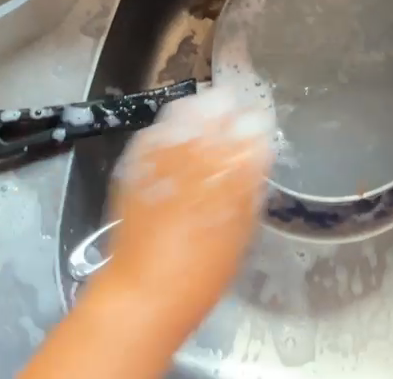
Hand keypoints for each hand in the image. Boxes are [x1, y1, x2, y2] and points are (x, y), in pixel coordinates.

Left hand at [99, 86, 274, 325]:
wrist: (144, 292)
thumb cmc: (204, 269)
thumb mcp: (242, 225)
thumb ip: (250, 180)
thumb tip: (256, 149)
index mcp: (236, 163)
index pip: (254, 120)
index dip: (254, 124)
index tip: (254, 132)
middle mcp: (200, 145)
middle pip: (218, 101)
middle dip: (225, 110)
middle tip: (228, 126)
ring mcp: (164, 146)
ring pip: (187, 107)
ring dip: (197, 116)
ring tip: (199, 135)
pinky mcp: (136, 156)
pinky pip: (159, 129)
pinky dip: (169, 133)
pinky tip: (172, 153)